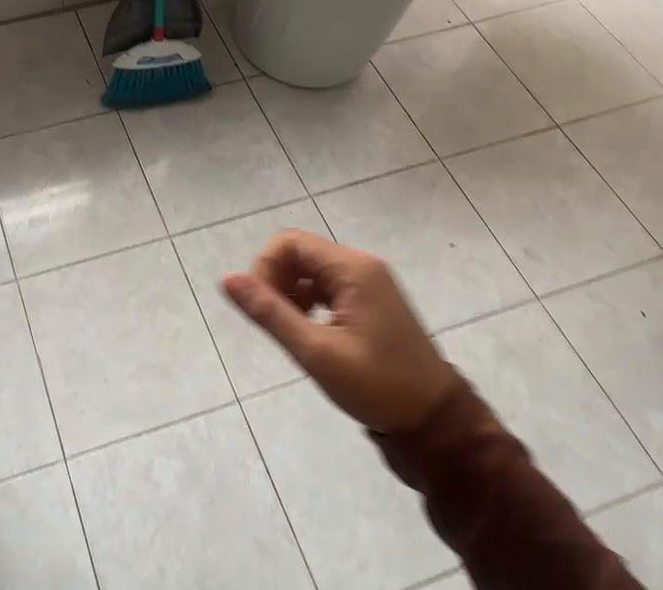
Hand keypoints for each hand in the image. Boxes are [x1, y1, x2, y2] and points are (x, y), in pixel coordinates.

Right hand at [223, 230, 461, 433]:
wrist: (435, 420)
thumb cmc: (377, 385)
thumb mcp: (316, 352)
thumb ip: (270, 312)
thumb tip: (227, 279)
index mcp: (352, 269)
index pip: (288, 242)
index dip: (264, 267)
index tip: (262, 306)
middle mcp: (362, 265)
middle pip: (299, 252)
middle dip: (277, 280)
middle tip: (276, 322)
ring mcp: (370, 282)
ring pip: (311, 269)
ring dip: (291, 292)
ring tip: (292, 330)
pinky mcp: (372, 301)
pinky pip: (328, 285)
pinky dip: (309, 301)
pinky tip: (310, 331)